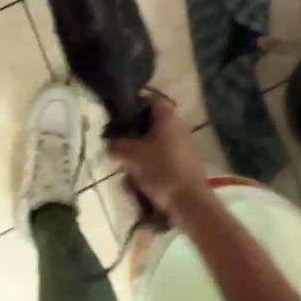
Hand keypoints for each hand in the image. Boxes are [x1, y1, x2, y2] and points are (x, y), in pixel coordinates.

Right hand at [107, 95, 210, 215]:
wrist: (190, 202)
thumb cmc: (161, 170)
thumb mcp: (132, 157)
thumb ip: (117, 147)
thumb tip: (109, 145)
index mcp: (168, 116)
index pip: (150, 98)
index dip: (134, 103)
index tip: (120, 114)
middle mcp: (179, 124)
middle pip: (154, 120)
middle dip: (136, 129)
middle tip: (121, 139)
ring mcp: (185, 143)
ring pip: (159, 138)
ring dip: (144, 147)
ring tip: (128, 160)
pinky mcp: (187, 161)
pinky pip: (166, 153)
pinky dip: (153, 159)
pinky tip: (142, 173)